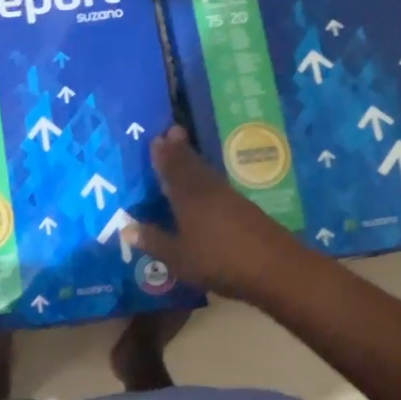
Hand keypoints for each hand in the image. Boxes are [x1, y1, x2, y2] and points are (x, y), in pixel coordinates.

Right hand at [125, 126, 307, 299]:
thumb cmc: (220, 261)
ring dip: (195, 161)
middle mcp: (208, 191)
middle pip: (191, 165)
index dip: (163, 155)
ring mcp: (230, 198)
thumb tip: (124, 227)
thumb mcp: (178, 257)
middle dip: (180, 150)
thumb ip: (153, 241)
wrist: (276, 268)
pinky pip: (218, 185)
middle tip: (172, 132)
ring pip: (207, 173)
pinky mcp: (246, 209)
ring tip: (186, 153)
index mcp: (188, 197)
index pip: (172, 170)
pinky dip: (208, 179)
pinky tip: (208, 186)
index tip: (156, 138)